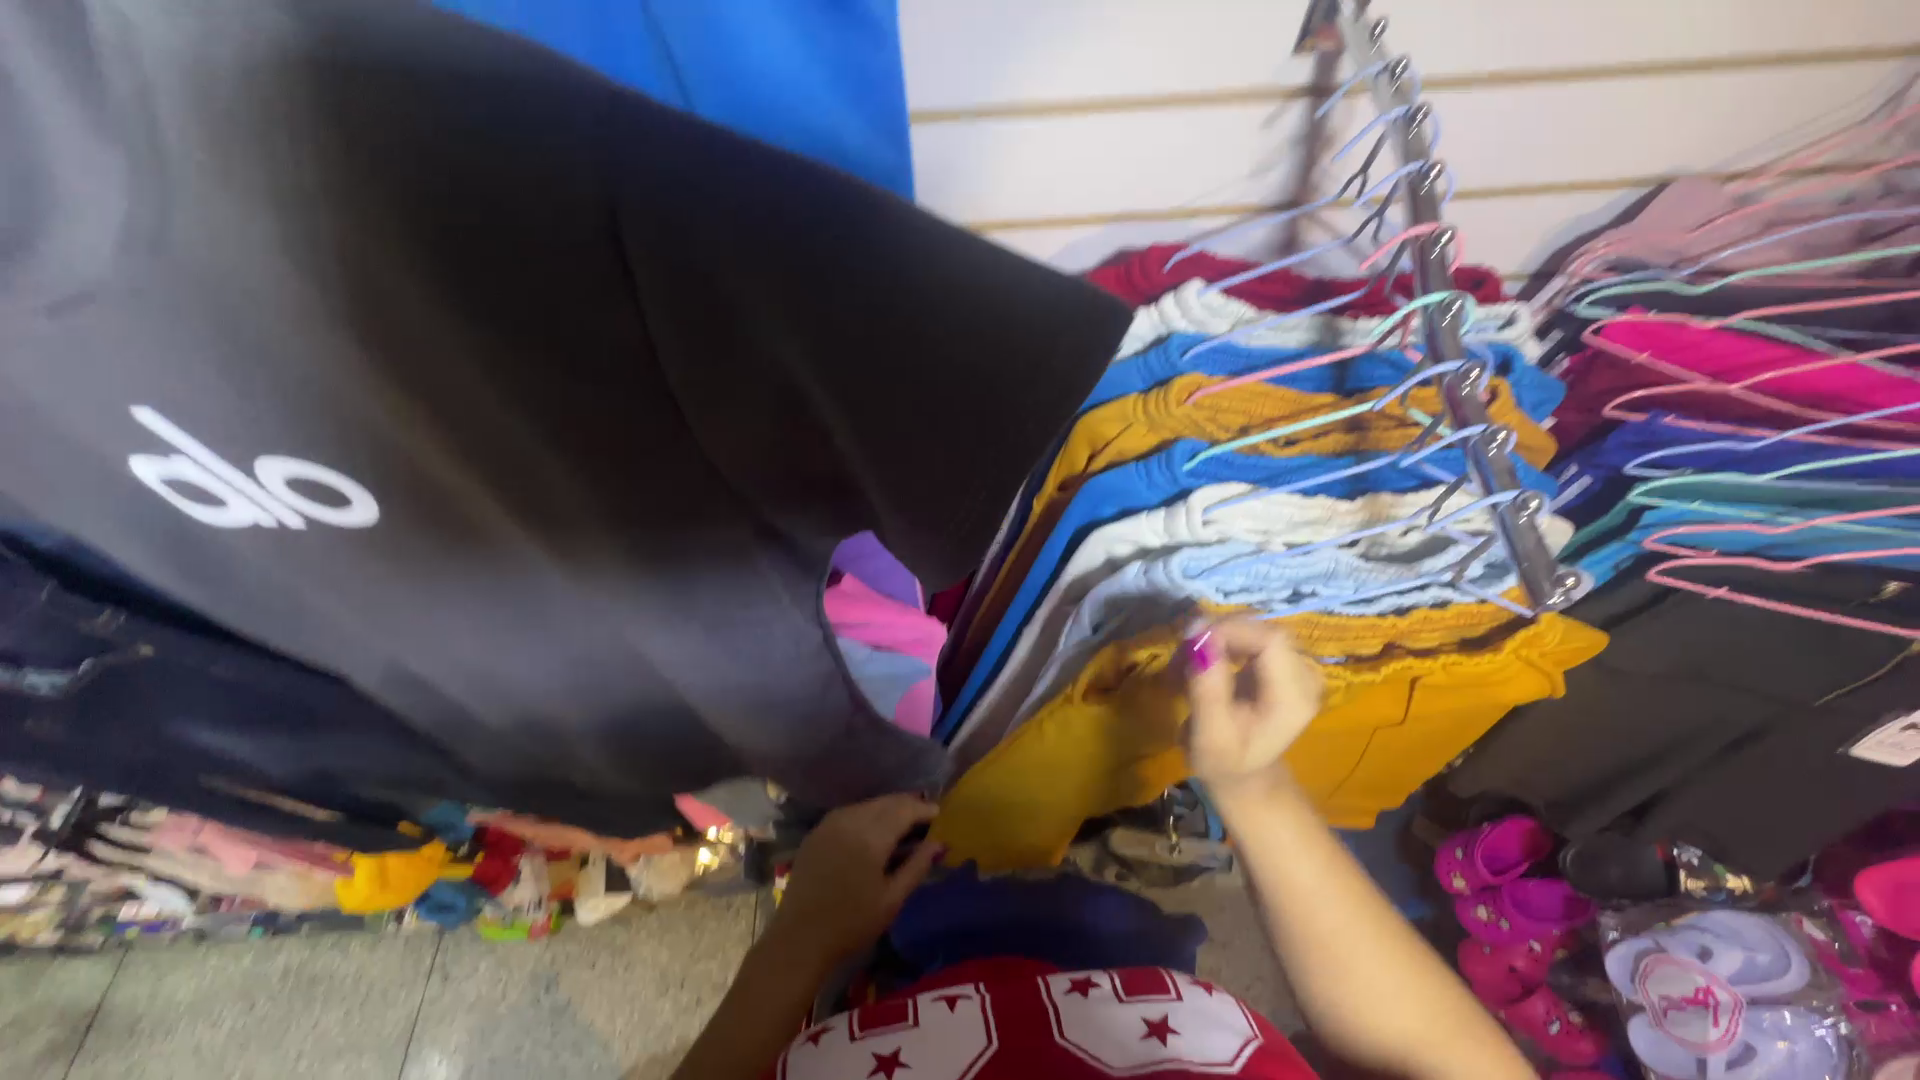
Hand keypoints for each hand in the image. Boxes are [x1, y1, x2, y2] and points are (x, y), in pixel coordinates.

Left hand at [764, 794, 942, 971]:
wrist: (800, 938)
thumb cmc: (852, 924)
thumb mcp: (892, 899)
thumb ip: (917, 866)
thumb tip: (939, 843)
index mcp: (870, 837)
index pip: (905, 809)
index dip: (924, 809)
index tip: (940, 815)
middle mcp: (849, 820)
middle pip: (886, 802)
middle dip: (908, 805)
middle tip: (926, 818)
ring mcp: (829, 824)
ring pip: (867, 805)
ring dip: (888, 808)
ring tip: (903, 823)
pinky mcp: (817, 832)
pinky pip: (849, 812)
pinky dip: (868, 814)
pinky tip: (874, 830)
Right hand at [1182, 619, 1323, 795]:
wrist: (1244, 776)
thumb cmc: (1225, 763)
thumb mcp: (1209, 736)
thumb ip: (1207, 688)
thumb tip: (1197, 635)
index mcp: (1294, 698)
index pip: (1271, 640)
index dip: (1230, 630)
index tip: (1190, 644)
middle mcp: (1305, 676)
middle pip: (1262, 628)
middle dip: (1217, 633)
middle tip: (1179, 655)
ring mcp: (1296, 667)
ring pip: (1253, 628)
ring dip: (1215, 638)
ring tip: (1184, 662)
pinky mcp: (1282, 662)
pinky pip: (1250, 636)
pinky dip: (1221, 642)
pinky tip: (1200, 661)